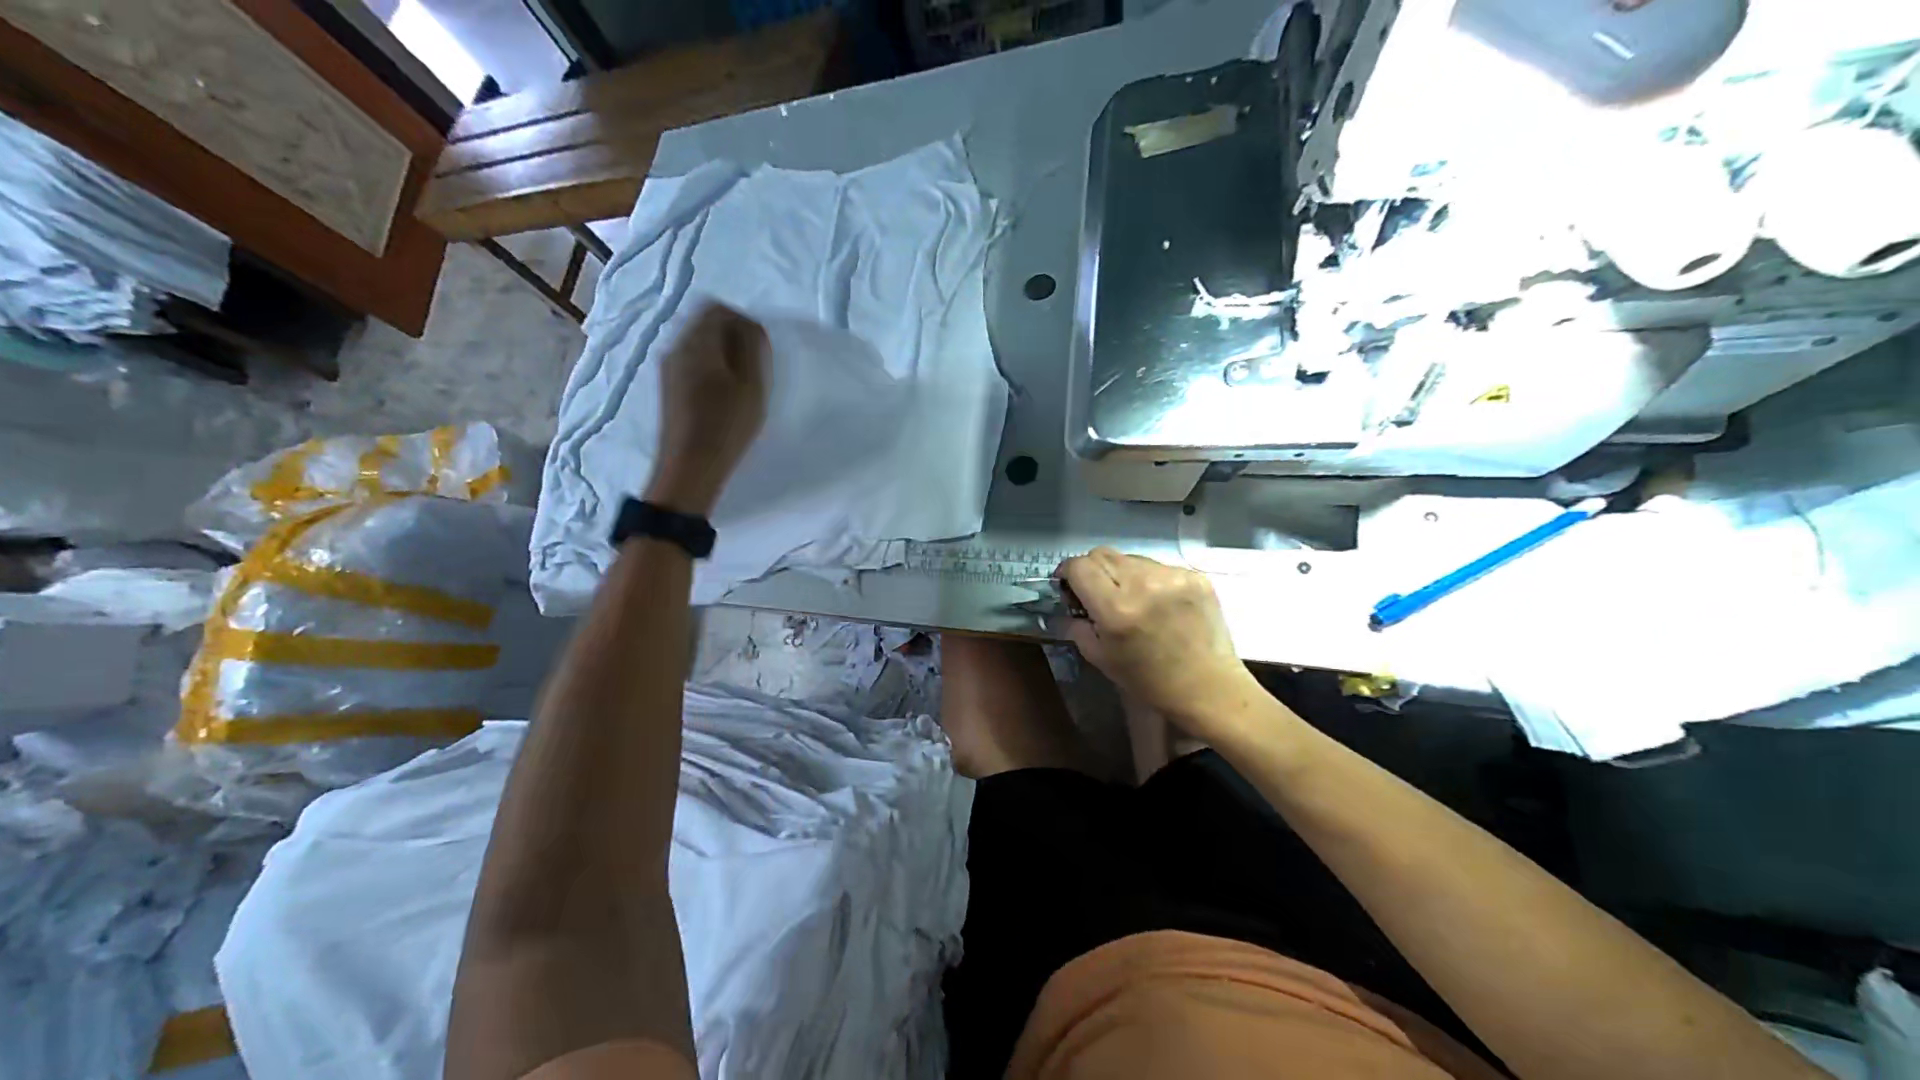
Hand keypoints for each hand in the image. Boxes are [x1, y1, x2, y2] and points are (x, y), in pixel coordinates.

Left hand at [644, 303, 769, 516]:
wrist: (689, 469)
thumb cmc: (726, 425)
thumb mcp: (752, 384)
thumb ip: (752, 346)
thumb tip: (750, 325)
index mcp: (695, 342)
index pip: (717, 308)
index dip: (743, 320)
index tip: (761, 346)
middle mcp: (675, 348)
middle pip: (705, 324)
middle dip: (732, 336)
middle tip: (754, 364)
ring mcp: (668, 369)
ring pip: (698, 345)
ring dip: (722, 355)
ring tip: (742, 382)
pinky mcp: (668, 389)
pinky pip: (692, 363)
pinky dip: (711, 369)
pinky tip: (724, 395)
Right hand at [1057, 548, 1259, 737]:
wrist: (1208, 688)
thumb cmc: (1149, 681)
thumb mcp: (1101, 658)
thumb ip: (1076, 625)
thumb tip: (1066, 604)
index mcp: (1116, 608)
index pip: (1080, 566)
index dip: (1068, 573)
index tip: (1070, 586)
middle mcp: (1143, 584)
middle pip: (1102, 554)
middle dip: (1093, 571)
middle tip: (1098, 594)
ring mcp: (1172, 576)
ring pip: (1130, 558)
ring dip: (1122, 574)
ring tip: (1132, 601)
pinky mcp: (1194, 576)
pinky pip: (1158, 567)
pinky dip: (1150, 581)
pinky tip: (1158, 604)